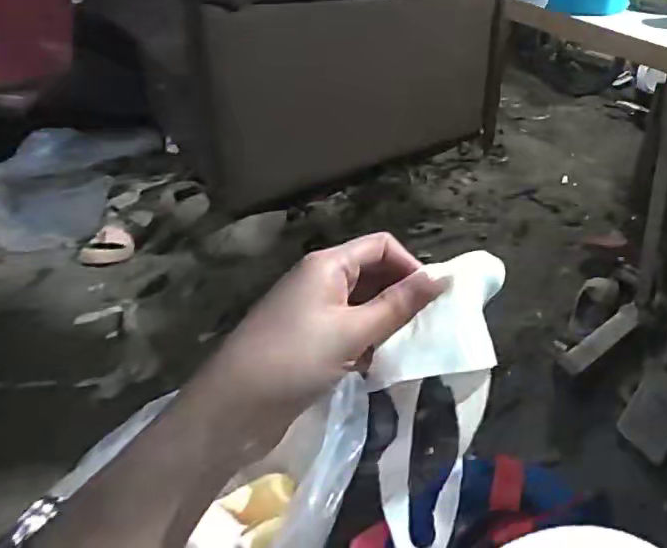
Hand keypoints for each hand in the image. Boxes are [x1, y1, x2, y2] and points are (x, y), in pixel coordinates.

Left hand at [189, 232, 442, 433]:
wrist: (221, 420)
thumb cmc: (292, 362)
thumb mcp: (354, 331)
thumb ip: (401, 304)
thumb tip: (444, 277)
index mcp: (327, 265)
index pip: (383, 245)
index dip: (410, 265)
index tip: (428, 296)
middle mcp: (318, 280)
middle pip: (373, 272)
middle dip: (399, 294)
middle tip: (421, 323)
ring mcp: (307, 310)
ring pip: (361, 302)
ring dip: (383, 320)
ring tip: (400, 345)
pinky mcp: (302, 339)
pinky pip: (345, 326)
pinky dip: (364, 338)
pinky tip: (373, 363)